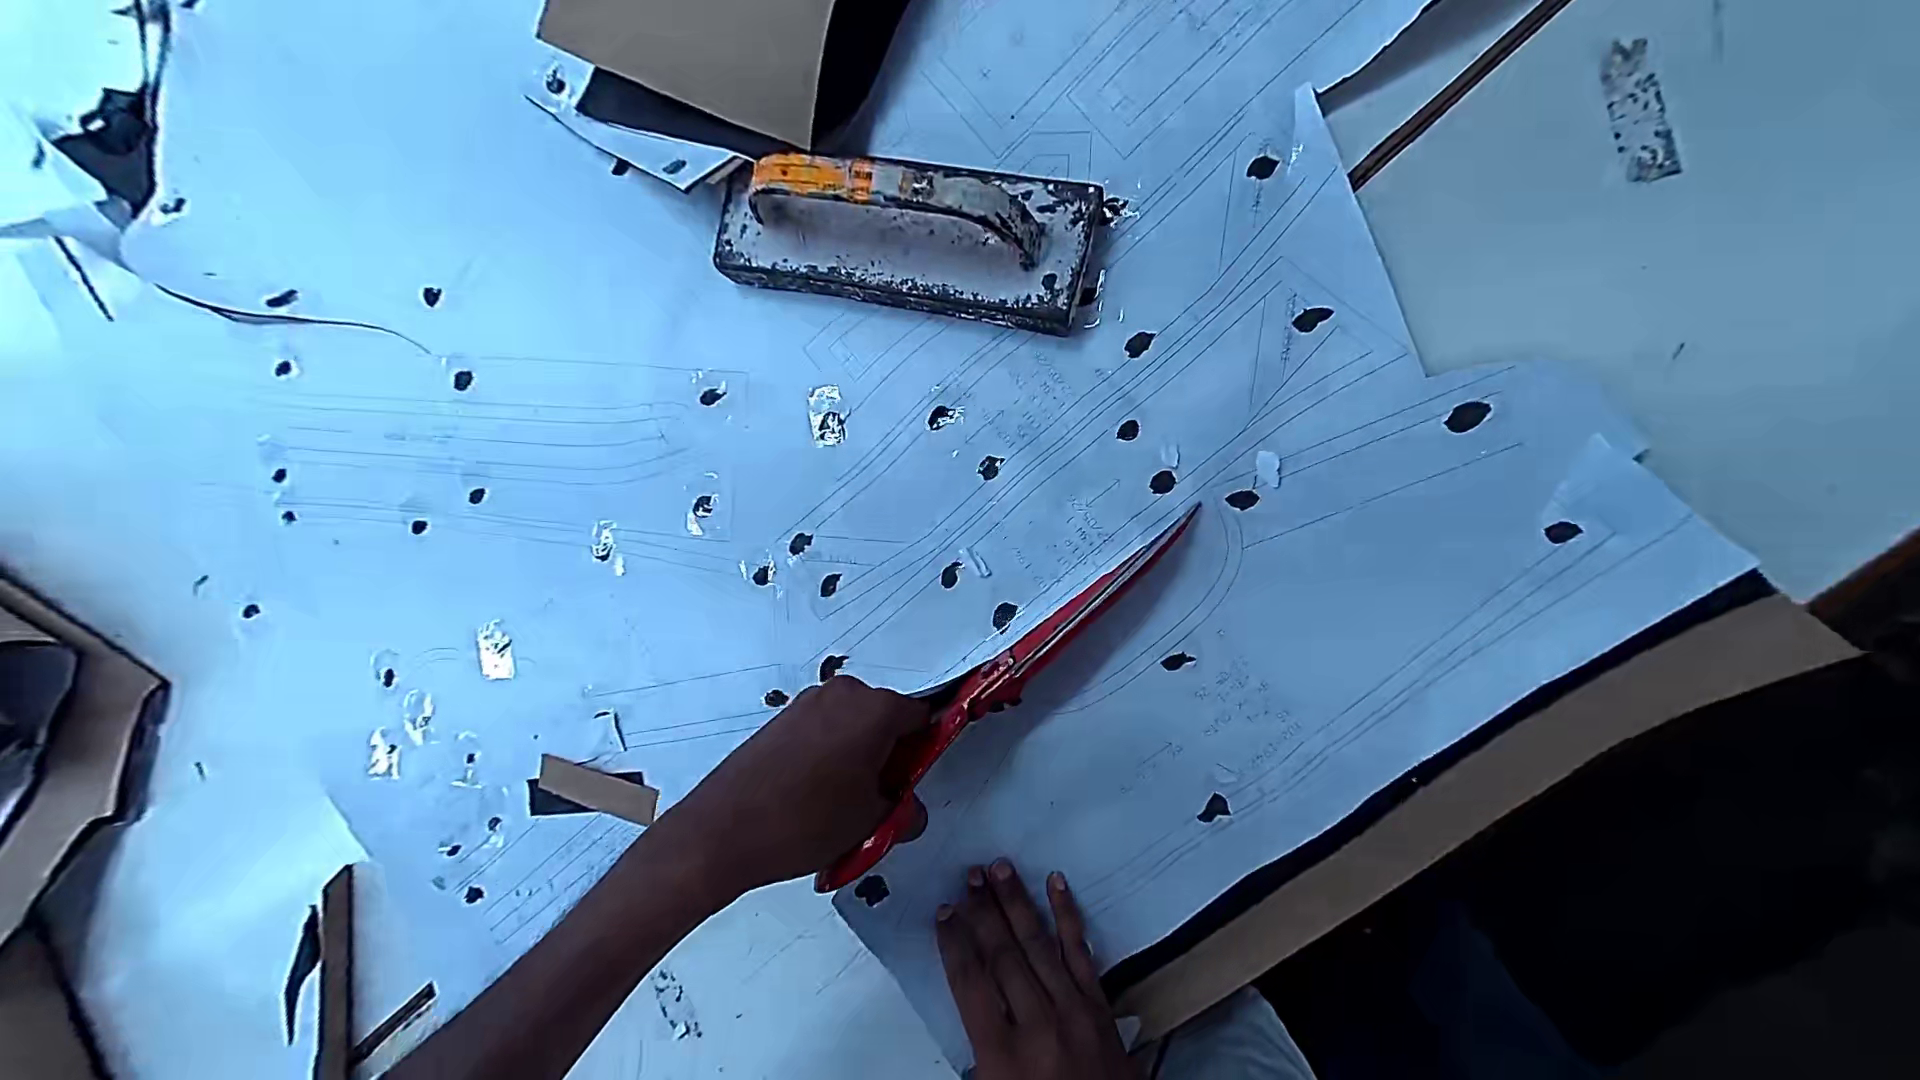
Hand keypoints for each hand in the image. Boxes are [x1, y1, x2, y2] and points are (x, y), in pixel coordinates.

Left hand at [650, 675, 929, 898]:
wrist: (722, 832)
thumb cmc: (800, 821)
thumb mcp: (871, 822)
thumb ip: (907, 810)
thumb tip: (911, 809)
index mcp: (877, 709)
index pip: (923, 716)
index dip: (925, 748)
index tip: (918, 773)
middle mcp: (845, 694)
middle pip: (887, 718)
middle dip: (891, 753)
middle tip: (883, 795)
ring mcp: (811, 702)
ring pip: (854, 724)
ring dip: (859, 754)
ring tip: (844, 800)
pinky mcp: (784, 717)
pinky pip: (825, 727)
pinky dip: (831, 752)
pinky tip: (816, 792)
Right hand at [937, 859, 1133, 1079]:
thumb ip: (974, 1053)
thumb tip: (963, 995)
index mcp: (1003, 1056)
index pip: (970, 983)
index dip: (954, 943)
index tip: (944, 912)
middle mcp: (1038, 1025)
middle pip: (1003, 955)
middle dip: (983, 912)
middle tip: (970, 875)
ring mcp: (1073, 1011)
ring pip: (1038, 944)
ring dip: (1016, 903)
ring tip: (1000, 868)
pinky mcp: (1101, 1008)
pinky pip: (1081, 952)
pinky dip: (1068, 915)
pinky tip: (1056, 885)